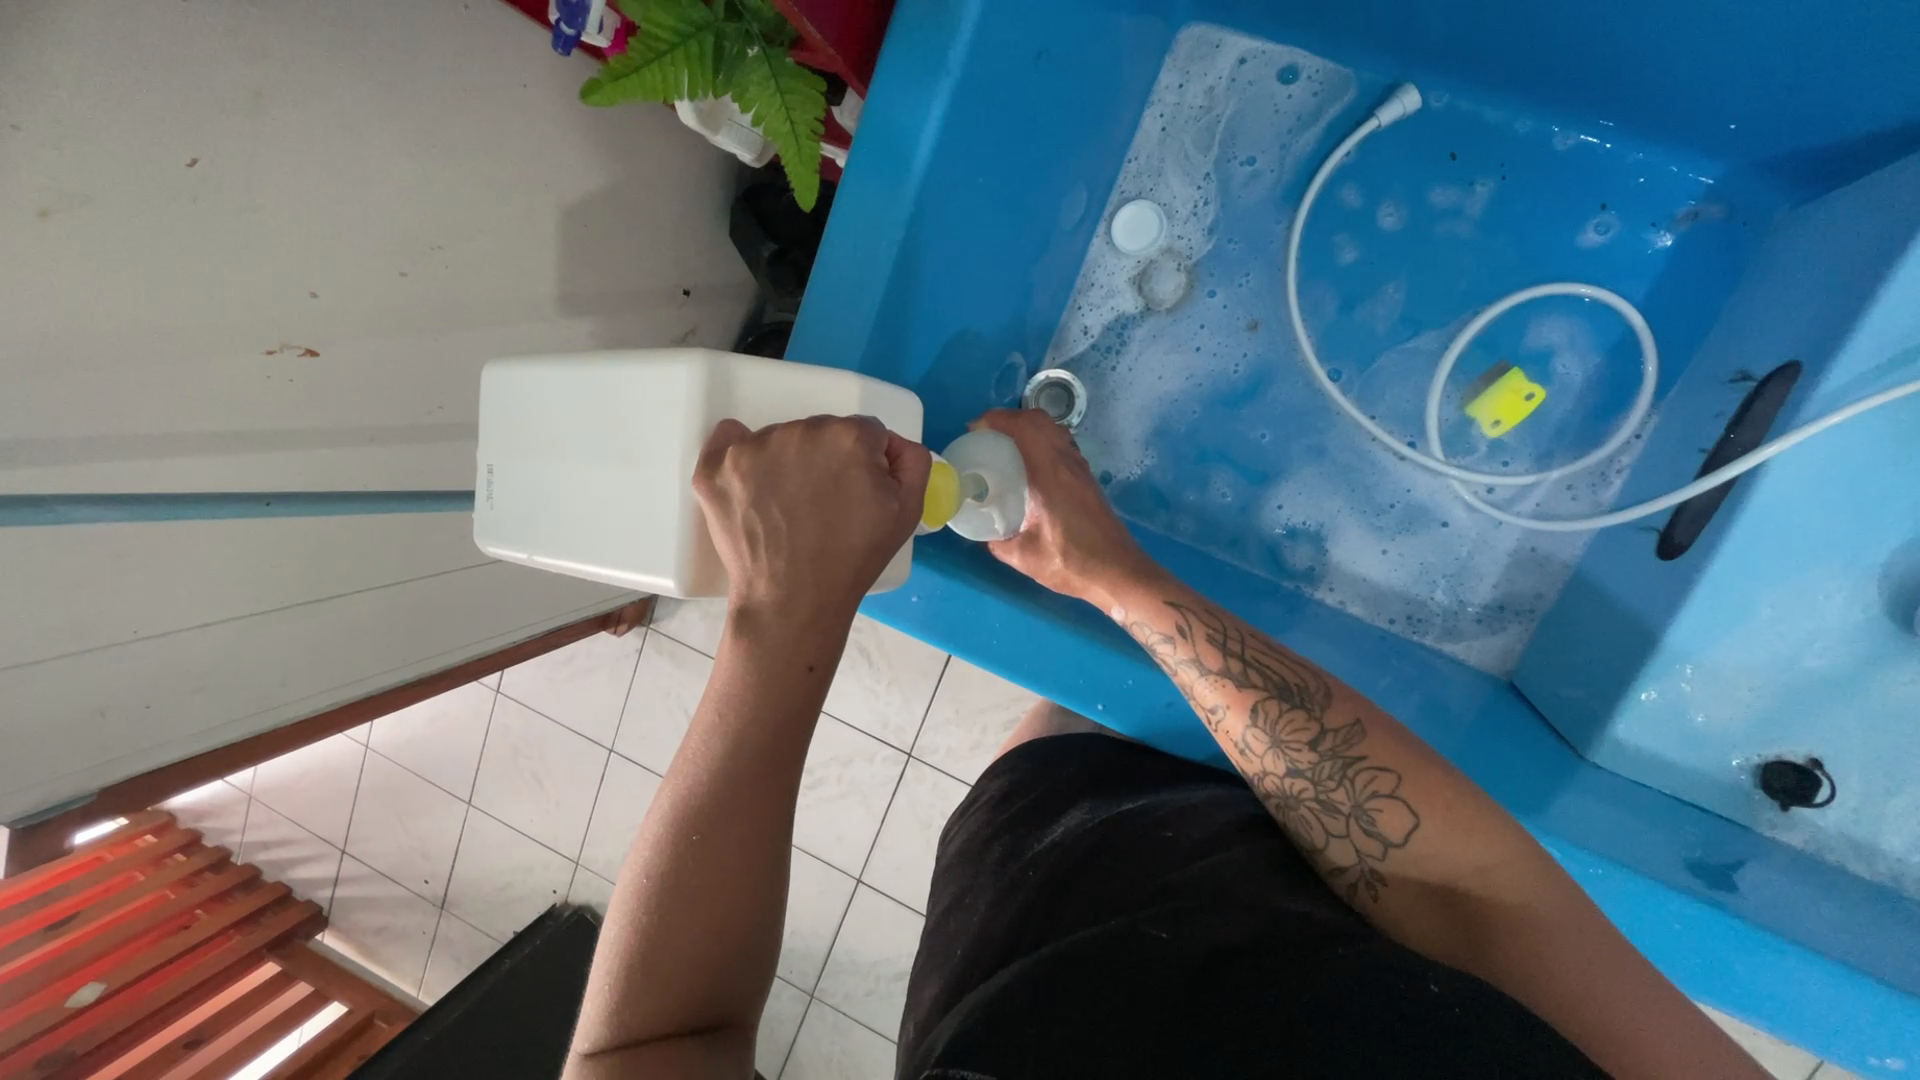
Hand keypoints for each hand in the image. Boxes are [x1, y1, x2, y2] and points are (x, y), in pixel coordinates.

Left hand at [694, 415, 931, 620]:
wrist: (793, 601)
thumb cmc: (854, 559)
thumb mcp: (908, 513)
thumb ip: (912, 461)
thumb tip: (891, 445)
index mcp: (849, 437)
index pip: (866, 434)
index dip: (868, 464)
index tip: (859, 495)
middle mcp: (800, 430)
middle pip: (822, 432)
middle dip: (828, 460)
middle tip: (825, 507)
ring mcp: (753, 447)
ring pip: (780, 439)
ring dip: (788, 462)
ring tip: (789, 510)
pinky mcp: (716, 466)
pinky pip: (729, 439)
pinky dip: (740, 457)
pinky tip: (752, 486)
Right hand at [969, 409, 1158, 608]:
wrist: (1119, 572)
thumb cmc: (1073, 563)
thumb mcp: (1025, 557)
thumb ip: (999, 543)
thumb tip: (985, 535)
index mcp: (1050, 475)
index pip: (1024, 428)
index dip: (997, 419)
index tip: (975, 430)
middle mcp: (1068, 464)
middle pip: (1040, 421)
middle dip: (1010, 418)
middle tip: (987, 435)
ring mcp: (1081, 471)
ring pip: (1054, 430)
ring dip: (1028, 428)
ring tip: (1006, 446)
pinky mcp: (1088, 481)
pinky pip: (1063, 446)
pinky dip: (1042, 442)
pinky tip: (1031, 466)